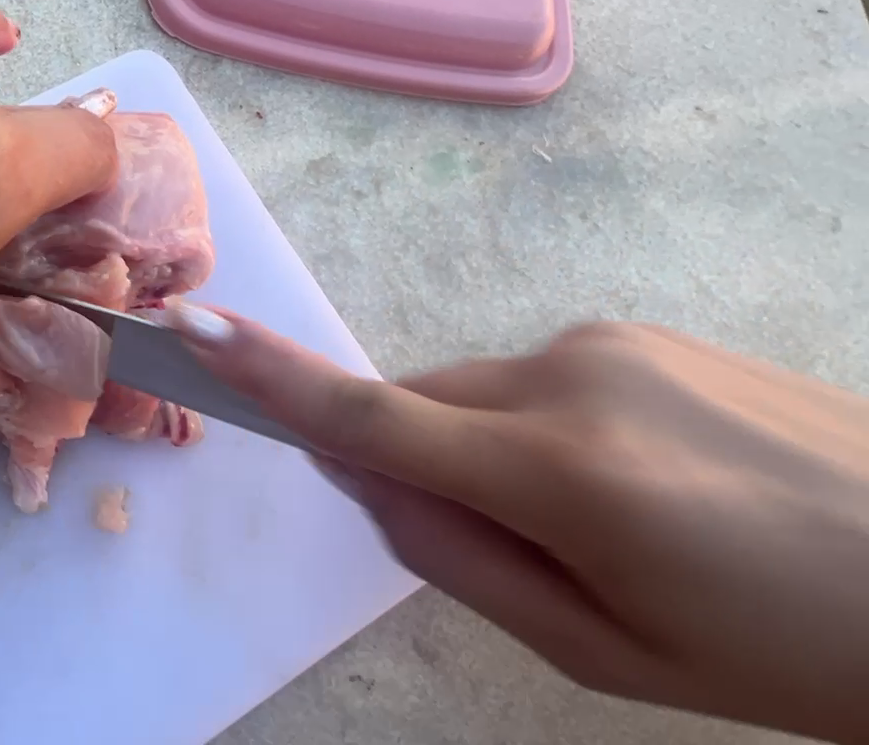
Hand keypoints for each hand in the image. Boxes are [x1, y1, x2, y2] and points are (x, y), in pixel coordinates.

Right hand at [169, 308, 868, 741]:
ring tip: (615, 511)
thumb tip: (355, 468)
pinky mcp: (638, 327)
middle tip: (523, 539)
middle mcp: (570, 377)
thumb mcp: (601, 650)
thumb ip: (449, 554)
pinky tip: (650, 471)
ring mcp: (608, 339)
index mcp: (563, 475)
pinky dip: (542, 420)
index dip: (269, 374)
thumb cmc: (792, 657)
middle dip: (422, 457)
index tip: (190, 325)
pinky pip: (533, 373)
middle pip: (414, 405)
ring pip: (469, 390)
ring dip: (488, 443)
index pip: (370, 416)